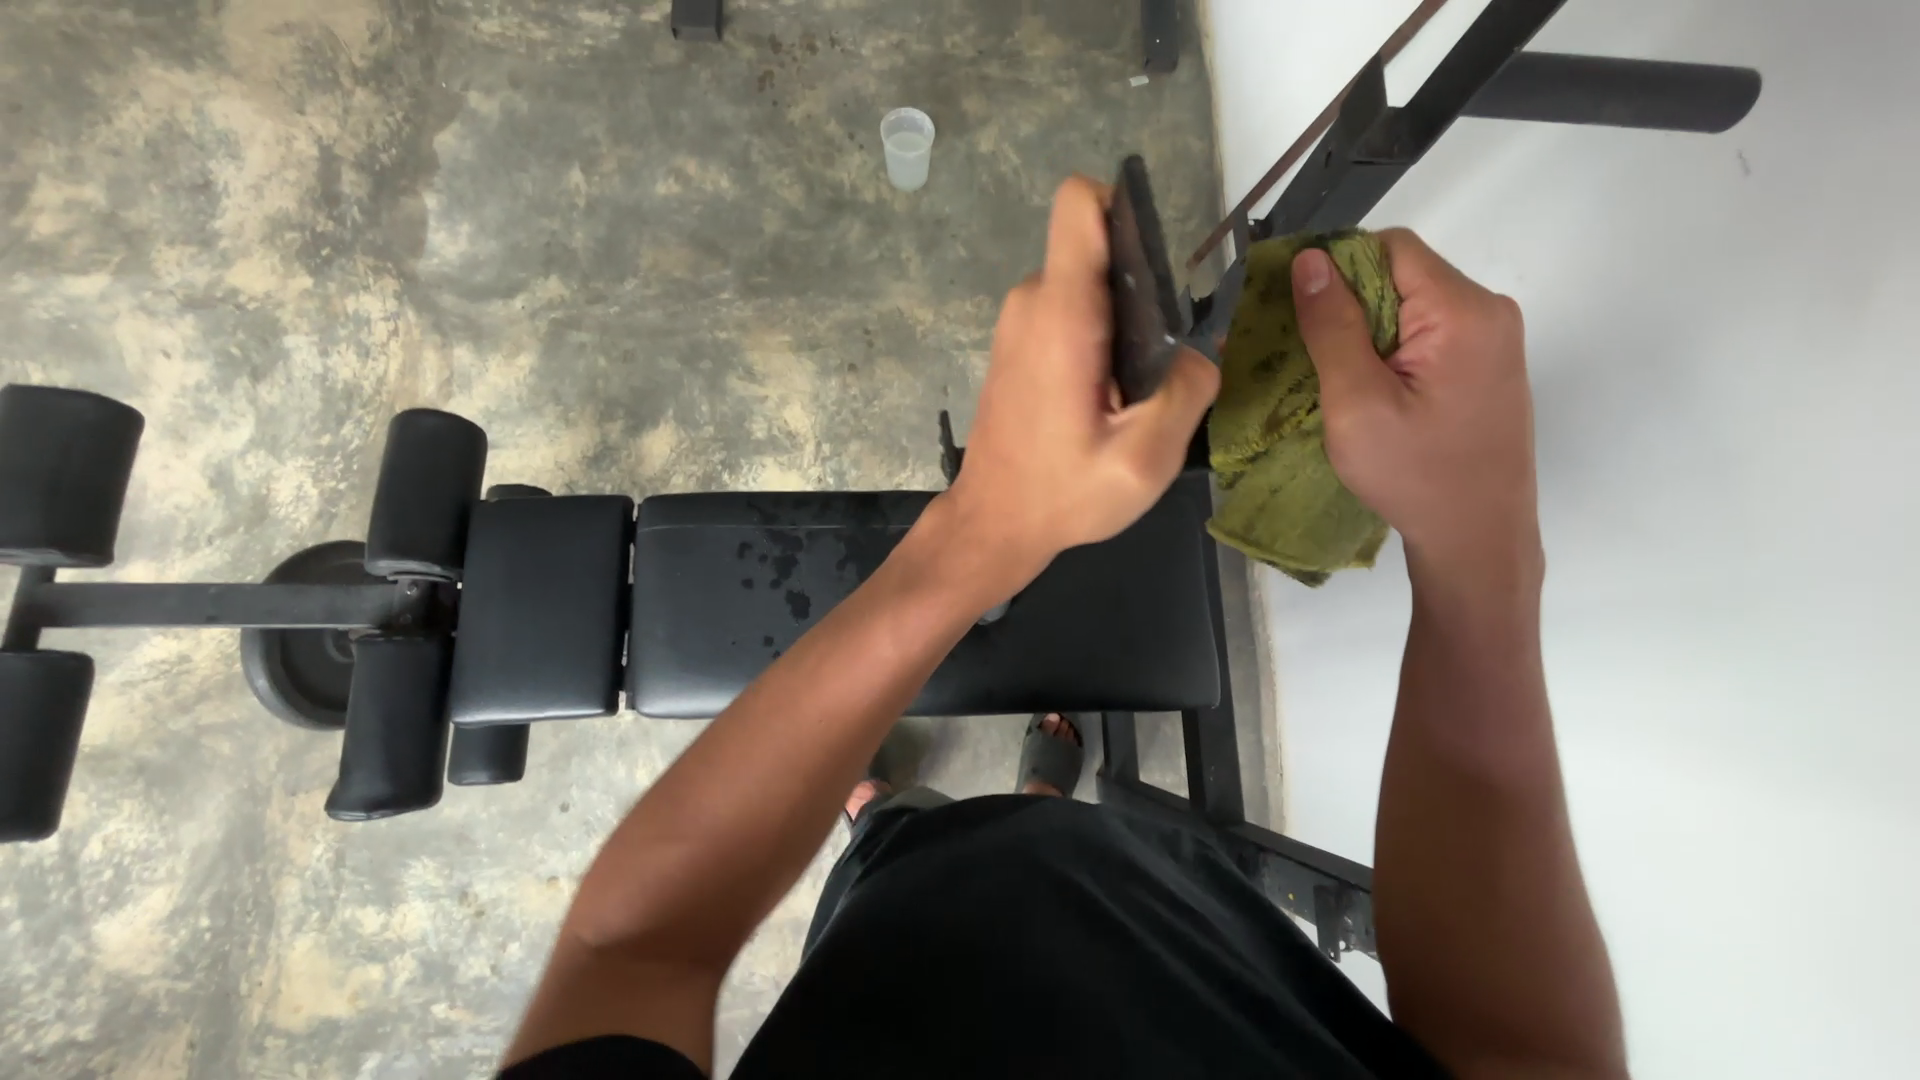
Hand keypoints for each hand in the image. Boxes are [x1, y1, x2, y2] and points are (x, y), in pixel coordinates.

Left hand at [939, 176, 1218, 596]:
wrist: (992, 523)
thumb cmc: (1062, 494)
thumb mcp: (1145, 459)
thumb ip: (1188, 391)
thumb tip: (1204, 350)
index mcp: (1062, 315)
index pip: (1079, 203)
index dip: (1123, 208)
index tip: (1157, 265)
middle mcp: (1032, 303)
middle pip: (1094, 250)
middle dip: (1138, 289)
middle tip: (1155, 363)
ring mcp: (1017, 324)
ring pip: (1084, 286)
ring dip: (1119, 323)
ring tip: (1129, 389)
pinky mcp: (1016, 346)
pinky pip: (1066, 313)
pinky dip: (1094, 339)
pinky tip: (1103, 397)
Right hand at [1291, 229, 1539, 585]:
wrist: (1476, 537)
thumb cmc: (1413, 474)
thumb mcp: (1356, 403)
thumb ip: (1332, 327)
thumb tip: (1309, 261)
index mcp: (1461, 312)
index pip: (1390, 248)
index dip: (1335, 265)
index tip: (1291, 307)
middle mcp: (1486, 311)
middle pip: (1400, 275)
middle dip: (1341, 302)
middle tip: (1294, 346)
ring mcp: (1488, 340)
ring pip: (1407, 307)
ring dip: (1358, 330)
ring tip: (1317, 371)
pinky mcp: (1480, 367)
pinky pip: (1423, 336)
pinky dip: (1382, 350)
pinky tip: (1354, 385)